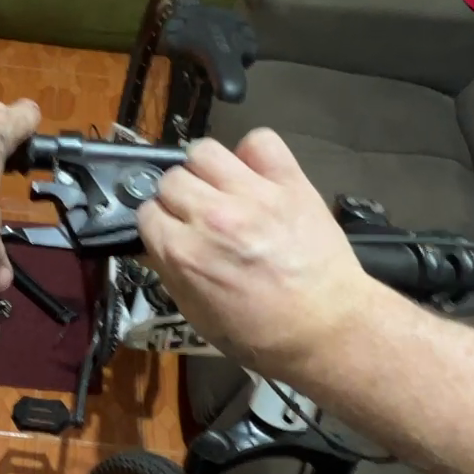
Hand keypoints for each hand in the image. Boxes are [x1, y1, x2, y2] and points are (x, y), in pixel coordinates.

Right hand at [138, 129, 388, 372]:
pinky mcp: (290, 183)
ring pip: (205, 151)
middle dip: (178, 197)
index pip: (147, 212)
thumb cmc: (259, 333)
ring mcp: (253, 196)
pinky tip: (254, 176)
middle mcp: (212, 217)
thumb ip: (168, 272)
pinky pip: (260, 140)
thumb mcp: (196, 313)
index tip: (171, 231)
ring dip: (205, 170)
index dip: (158, 223)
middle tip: (196, 214)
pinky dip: (252, 153)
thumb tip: (150, 245)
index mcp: (184, 253)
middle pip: (171, 179)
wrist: (326, 329)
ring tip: (220, 189)